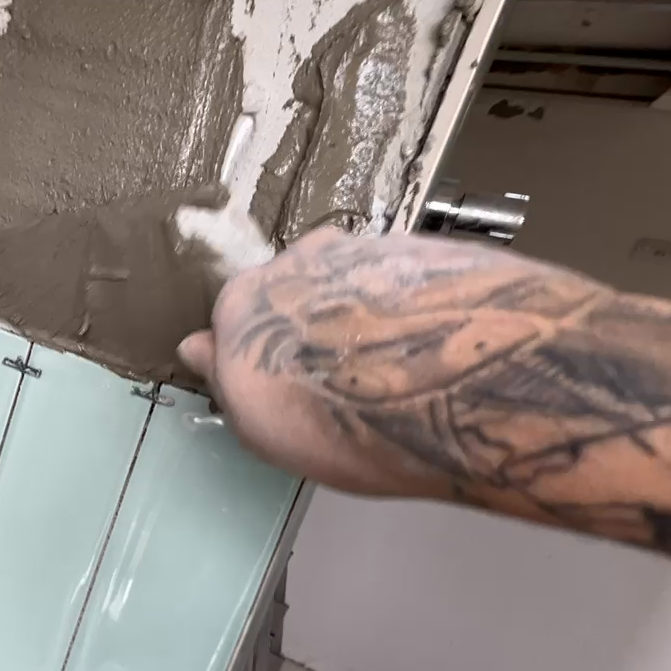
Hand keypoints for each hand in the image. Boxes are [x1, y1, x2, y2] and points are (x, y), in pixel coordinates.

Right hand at [175, 228, 591, 498]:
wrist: (473, 390)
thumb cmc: (341, 419)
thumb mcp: (255, 422)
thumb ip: (221, 374)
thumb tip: (197, 344)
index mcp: (243, 299)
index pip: (235, 315)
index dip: (257, 349)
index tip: (282, 382)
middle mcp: (300, 259)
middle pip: (296, 288)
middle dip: (311, 320)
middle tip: (343, 372)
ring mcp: (372, 248)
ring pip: (357, 278)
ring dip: (368, 310)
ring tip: (402, 365)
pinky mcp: (442, 250)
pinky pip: (416, 278)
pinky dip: (422, 305)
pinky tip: (445, 347)